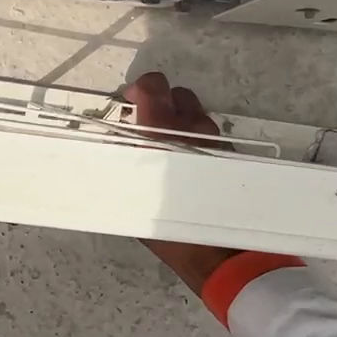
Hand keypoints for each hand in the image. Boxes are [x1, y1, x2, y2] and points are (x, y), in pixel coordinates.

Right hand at [124, 71, 240, 292]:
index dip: (138, 90)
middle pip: (178, 95)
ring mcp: (217, 139)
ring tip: (165, 150)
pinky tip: (184, 167)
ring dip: (179, 124)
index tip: (127, 105)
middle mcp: (193, 126)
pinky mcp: (231, 155)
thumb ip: (117, 162)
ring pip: (196, 115)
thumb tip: (106, 148)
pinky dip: (195, 142)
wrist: (214, 250)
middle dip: (160, 105)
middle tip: (144, 129)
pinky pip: (209, 137)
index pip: (153, 86)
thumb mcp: (126, 191)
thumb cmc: (161, 220)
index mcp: (162, 129)